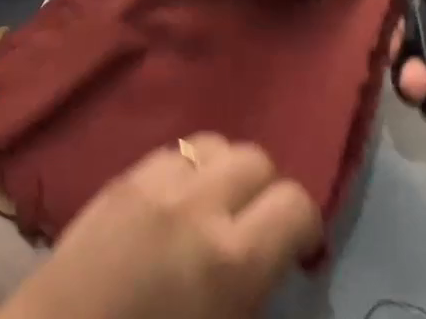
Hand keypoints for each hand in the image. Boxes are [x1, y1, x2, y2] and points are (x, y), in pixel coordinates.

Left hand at [0, 134, 321, 318]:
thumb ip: (257, 282)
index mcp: (232, 259)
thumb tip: (277, 255)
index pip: (295, 203)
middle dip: (265, 189)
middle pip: (256, 158)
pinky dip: (185, 168)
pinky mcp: (120, 177)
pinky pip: (170, 150)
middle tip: (254, 224)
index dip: (304, 224)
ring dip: (224, 169)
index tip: (296, 249)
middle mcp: (197, 206)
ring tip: (215, 204)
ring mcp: (153, 184)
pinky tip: (175, 200)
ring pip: (212, 142)